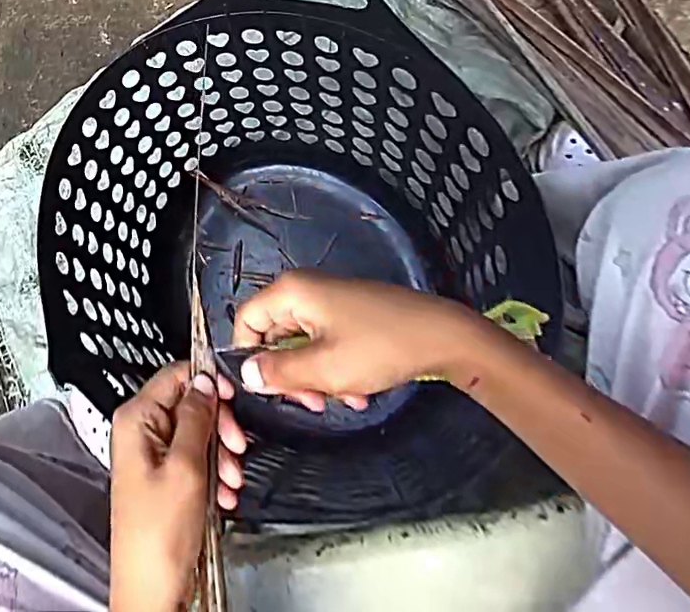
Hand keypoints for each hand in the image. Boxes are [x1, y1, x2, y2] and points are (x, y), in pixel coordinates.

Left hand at [108, 363, 247, 611]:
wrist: (150, 592)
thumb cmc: (157, 537)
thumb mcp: (186, 468)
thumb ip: (197, 419)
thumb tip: (205, 383)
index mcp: (135, 418)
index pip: (174, 376)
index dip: (207, 382)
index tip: (233, 395)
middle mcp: (138, 431)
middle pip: (188, 404)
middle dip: (218, 425)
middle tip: (236, 446)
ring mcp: (149, 455)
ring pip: (195, 434)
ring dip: (220, 453)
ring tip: (231, 479)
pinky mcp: (161, 479)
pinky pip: (193, 460)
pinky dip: (213, 474)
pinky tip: (224, 495)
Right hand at [232, 270, 494, 411]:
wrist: (444, 335)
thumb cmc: (380, 347)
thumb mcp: (326, 369)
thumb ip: (280, 373)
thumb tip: (245, 375)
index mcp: (290, 292)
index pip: (247, 320)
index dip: (248, 354)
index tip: (267, 387)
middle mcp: (302, 289)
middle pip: (273, 333)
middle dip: (289, 371)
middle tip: (310, 401)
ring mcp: (326, 299)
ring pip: (300, 341)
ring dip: (313, 374)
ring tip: (340, 399)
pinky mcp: (346, 311)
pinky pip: (322, 339)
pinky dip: (331, 365)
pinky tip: (356, 390)